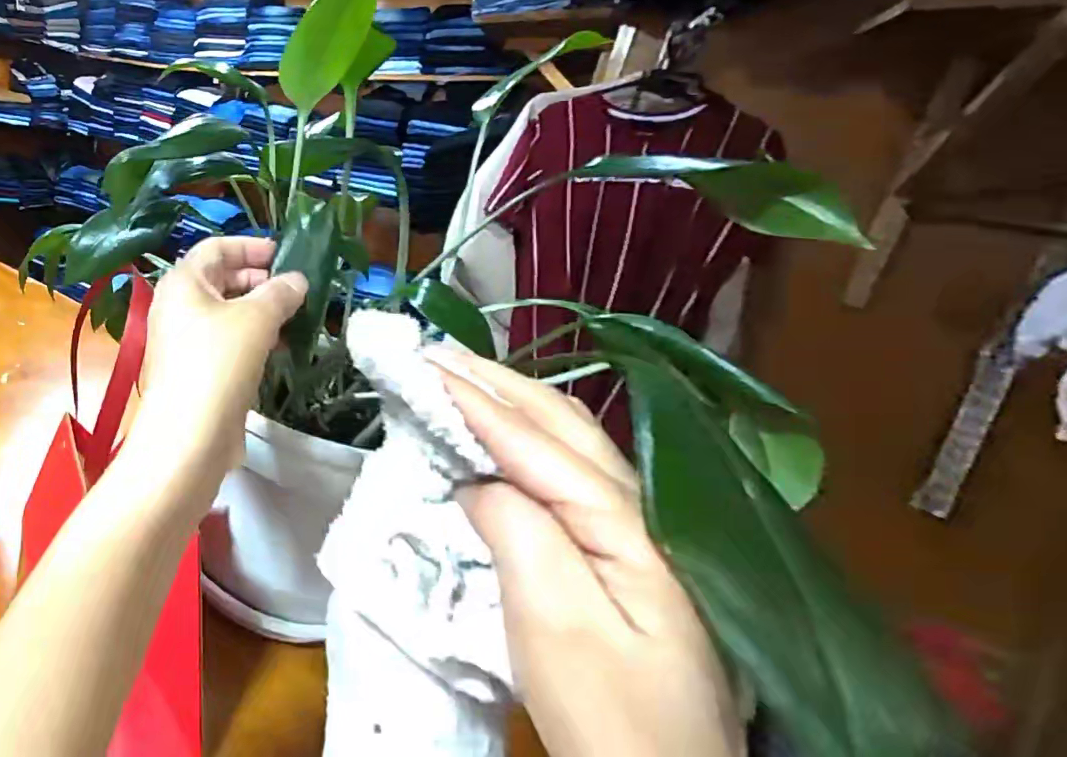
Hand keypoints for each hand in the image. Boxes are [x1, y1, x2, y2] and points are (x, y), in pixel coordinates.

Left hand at [117, 237, 306, 512]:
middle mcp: (177, 304)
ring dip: (260, 309)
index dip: (250, 246)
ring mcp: (183, 338)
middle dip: (259, 279)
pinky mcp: (194, 367)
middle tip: (295, 288)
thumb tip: (297, 280)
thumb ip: (279, 293)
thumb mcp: (256, 319)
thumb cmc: (218, 362)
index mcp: (182, 282)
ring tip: (295, 317)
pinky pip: (226, 339)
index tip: (284, 254)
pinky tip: (279, 346)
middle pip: (220, 278)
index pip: (216, 248)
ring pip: (225, 311)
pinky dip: (252, 335)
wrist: (189, 434)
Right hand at [423, 347, 744, 756]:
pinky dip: (523, 433)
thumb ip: (517, 531)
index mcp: (631, 527)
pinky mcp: (619, 551)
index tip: (424, 362)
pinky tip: (497, 431)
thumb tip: (477, 482)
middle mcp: (641, 513)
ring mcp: (637, 531)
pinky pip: (565, 467)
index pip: (537, 443)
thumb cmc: (610, 714)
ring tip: (461, 375)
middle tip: (436, 352)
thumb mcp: (554, 624)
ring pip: (568, 439)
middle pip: (562, 423)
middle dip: (496, 381)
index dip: (476, 400)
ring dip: (510, 399)